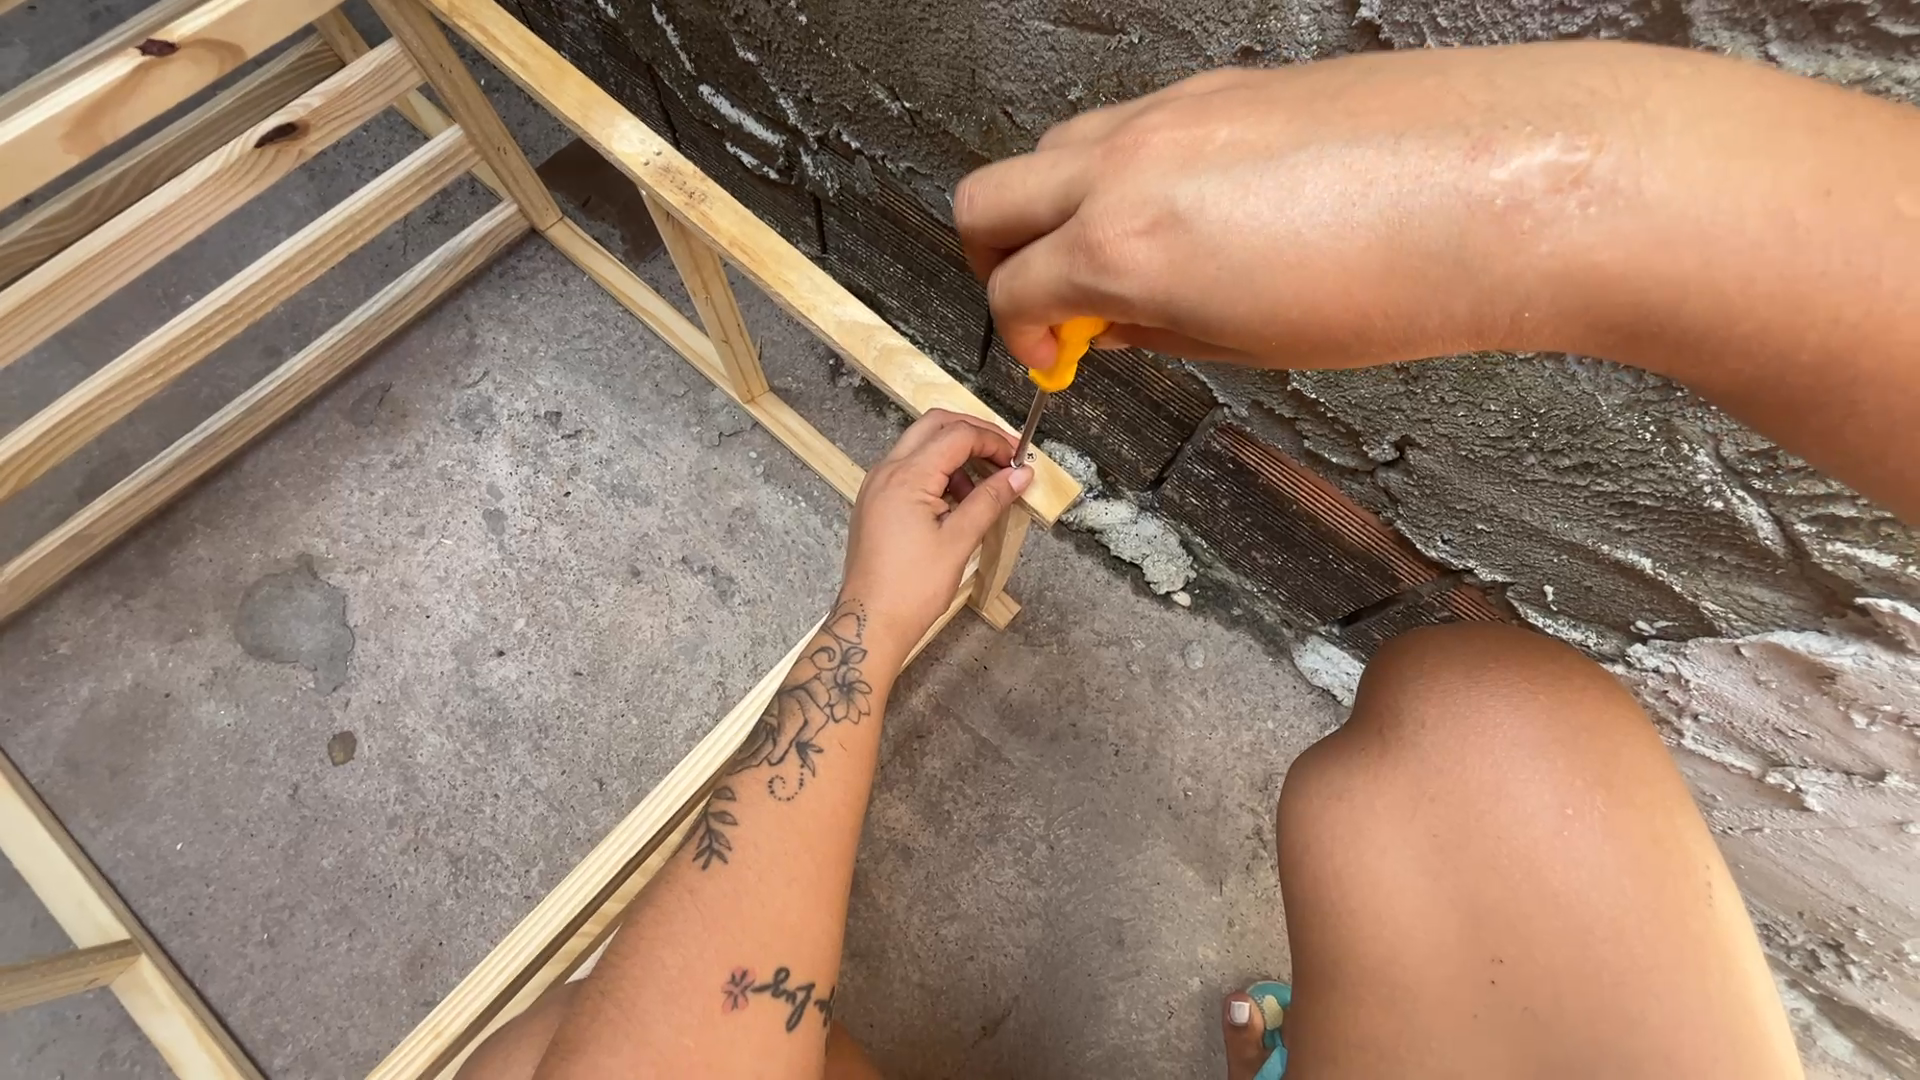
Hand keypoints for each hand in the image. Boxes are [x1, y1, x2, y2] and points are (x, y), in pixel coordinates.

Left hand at [837, 410, 1031, 657]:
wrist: (870, 622)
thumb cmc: (912, 589)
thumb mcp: (960, 541)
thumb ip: (990, 500)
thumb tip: (1020, 475)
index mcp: (906, 476)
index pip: (957, 435)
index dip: (993, 441)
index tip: (1018, 459)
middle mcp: (886, 472)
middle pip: (934, 426)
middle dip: (972, 434)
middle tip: (1003, 456)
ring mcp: (876, 486)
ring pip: (920, 447)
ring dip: (954, 455)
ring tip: (983, 490)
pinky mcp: (875, 503)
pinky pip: (908, 470)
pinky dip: (936, 474)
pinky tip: (957, 503)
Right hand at [952, 43, 1723, 373]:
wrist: (1516, 184)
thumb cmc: (1389, 287)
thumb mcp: (1239, 342)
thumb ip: (1144, 327)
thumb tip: (1100, 322)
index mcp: (1119, 245)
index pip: (1010, 291)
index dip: (1018, 338)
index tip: (1051, 356)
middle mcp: (1122, 165)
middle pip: (985, 200)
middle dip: (994, 260)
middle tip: (1045, 302)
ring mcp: (1168, 113)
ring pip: (1048, 155)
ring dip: (1052, 214)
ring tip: (1115, 264)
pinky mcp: (1216, 86)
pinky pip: (1120, 131)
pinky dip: (1113, 181)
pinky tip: (1174, 220)